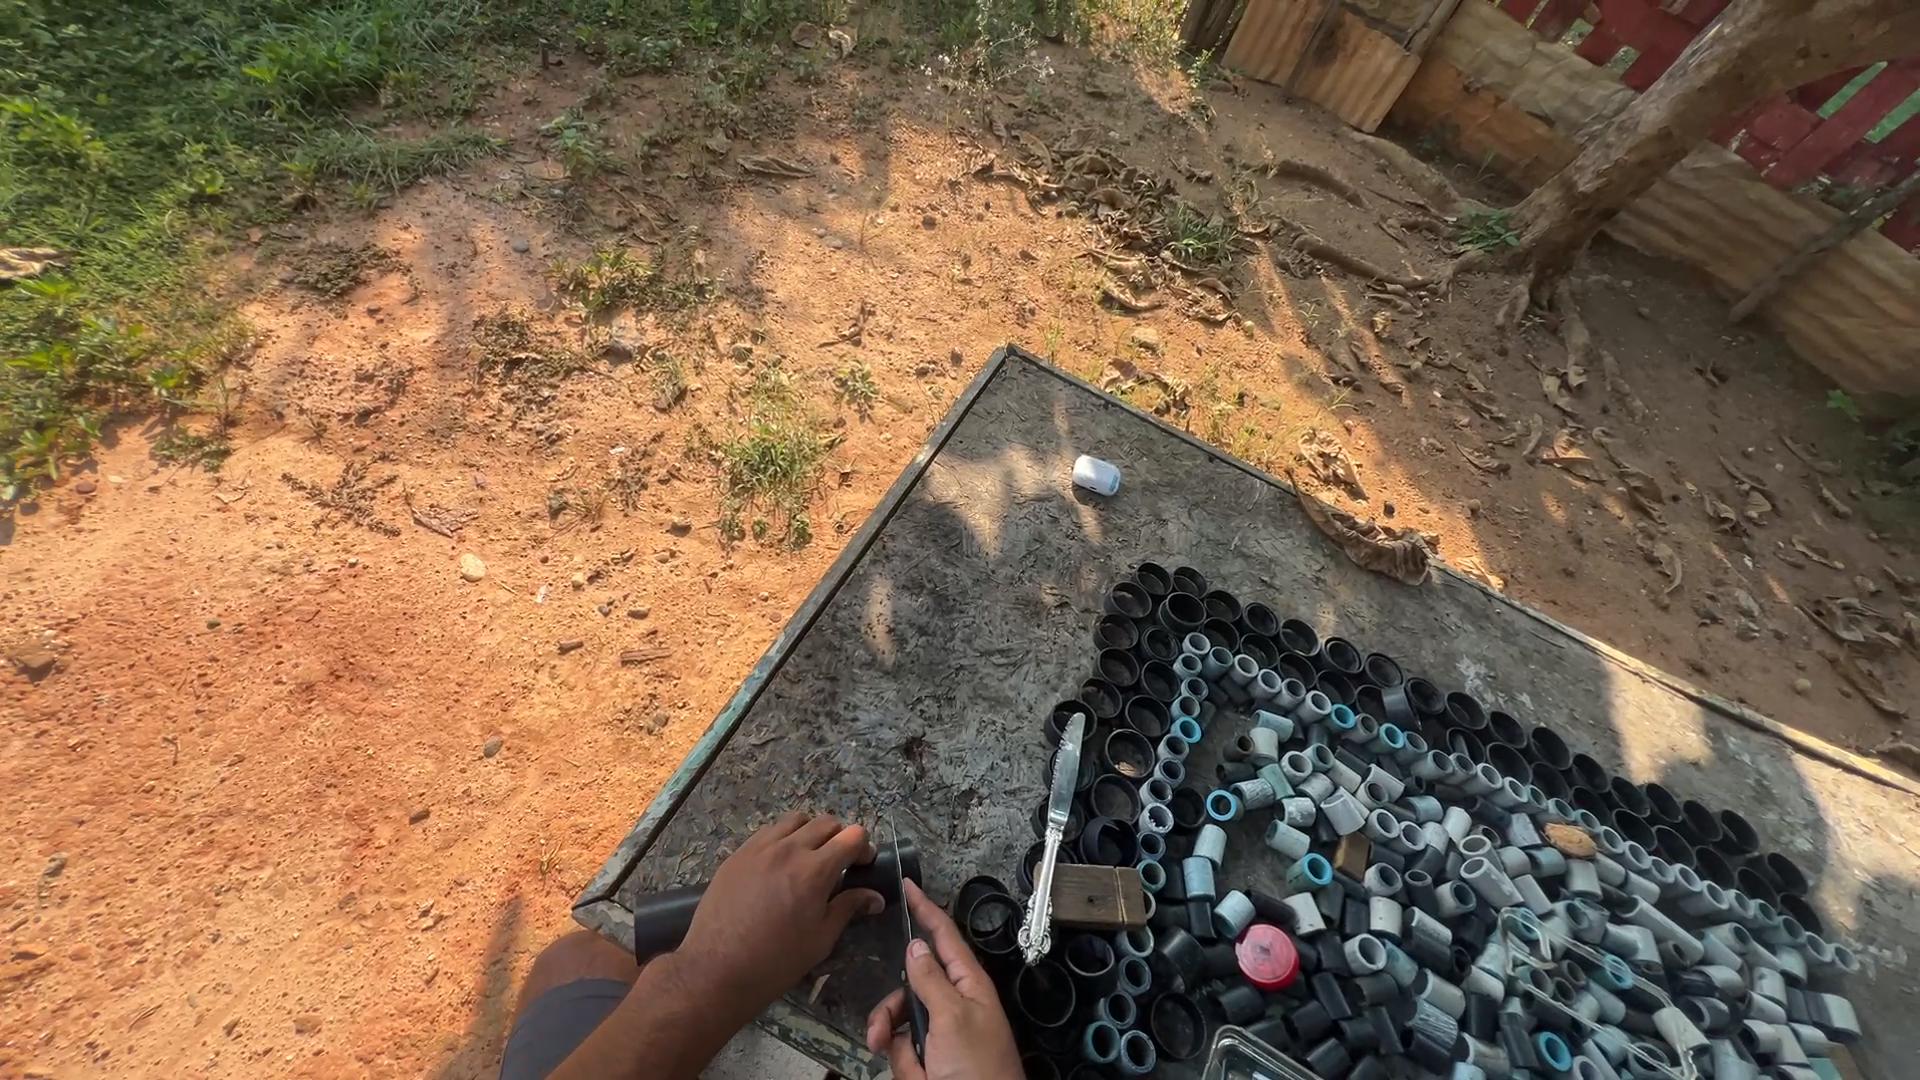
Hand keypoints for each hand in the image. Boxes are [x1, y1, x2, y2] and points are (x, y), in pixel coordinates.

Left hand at [677, 813, 883, 1013]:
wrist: (715, 971)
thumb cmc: (775, 961)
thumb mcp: (821, 939)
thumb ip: (849, 908)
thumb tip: (875, 896)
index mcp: (815, 870)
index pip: (852, 835)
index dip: (863, 847)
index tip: (861, 864)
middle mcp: (790, 849)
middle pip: (827, 822)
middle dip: (839, 837)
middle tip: (837, 862)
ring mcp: (761, 847)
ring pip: (797, 820)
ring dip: (810, 832)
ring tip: (807, 857)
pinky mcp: (739, 853)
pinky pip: (769, 831)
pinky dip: (783, 838)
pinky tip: (779, 863)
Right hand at [865, 880, 1023, 1079]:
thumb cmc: (978, 1071)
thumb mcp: (952, 1019)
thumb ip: (930, 979)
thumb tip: (916, 944)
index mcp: (968, 984)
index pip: (944, 934)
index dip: (925, 908)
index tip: (907, 884)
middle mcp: (954, 1003)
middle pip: (912, 982)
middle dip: (893, 1005)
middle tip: (880, 1029)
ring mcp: (941, 1035)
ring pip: (900, 1020)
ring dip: (894, 1042)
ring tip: (907, 1068)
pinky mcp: (930, 1063)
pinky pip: (902, 1052)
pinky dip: (905, 1068)